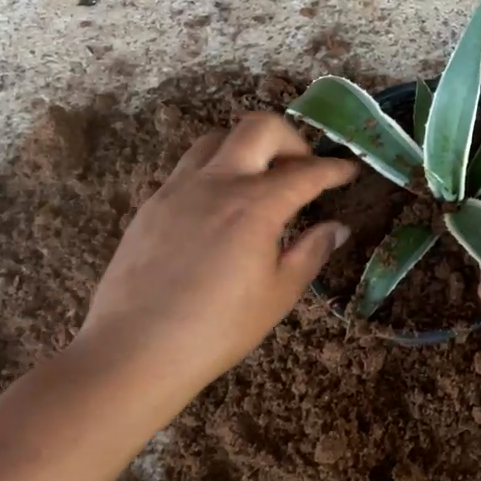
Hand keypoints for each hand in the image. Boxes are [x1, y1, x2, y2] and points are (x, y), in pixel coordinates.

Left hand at [73, 112, 356, 398]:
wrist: (131, 353)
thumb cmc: (216, 328)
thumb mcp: (279, 294)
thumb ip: (311, 252)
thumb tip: (335, 228)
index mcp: (256, 205)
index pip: (307, 172)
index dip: (335, 169)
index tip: (349, 171)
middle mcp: (218, 183)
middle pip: (260, 128)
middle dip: (291, 140)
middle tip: (301, 169)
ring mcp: (179, 190)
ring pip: (218, 140)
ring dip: (247, 149)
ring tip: (258, 181)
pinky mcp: (151, 205)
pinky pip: (189, 169)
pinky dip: (215, 173)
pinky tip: (220, 207)